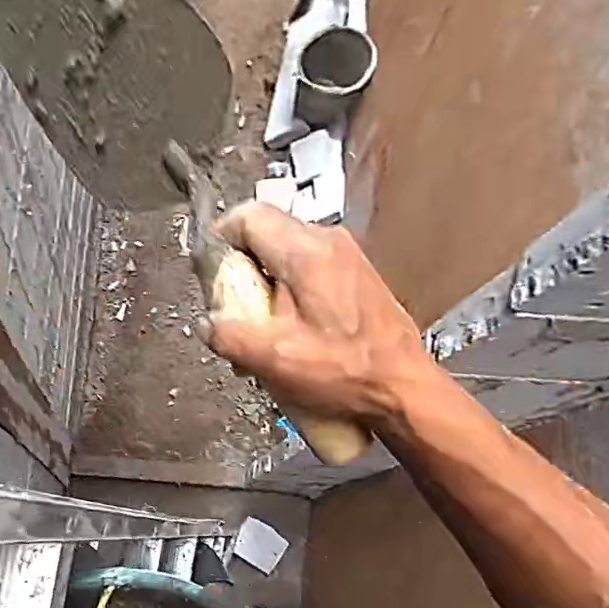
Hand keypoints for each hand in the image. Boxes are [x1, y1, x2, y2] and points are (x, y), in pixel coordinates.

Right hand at [204, 202, 432, 423]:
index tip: (209, 278)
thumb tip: (207, 323)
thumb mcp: (274, 359)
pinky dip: (282, 301)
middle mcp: (328, 244)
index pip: (248, 217)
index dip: (219, 242)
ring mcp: (342, 258)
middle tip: (234, 318)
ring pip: (279, 258)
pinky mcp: (349, 278)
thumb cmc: (347, 374)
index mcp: (308, 253)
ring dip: (258, 293)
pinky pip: (301, 275)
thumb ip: (229, 336)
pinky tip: (284, 338)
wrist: (401, 389)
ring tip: (259, 336)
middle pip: (262, 238)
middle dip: (237, 276)